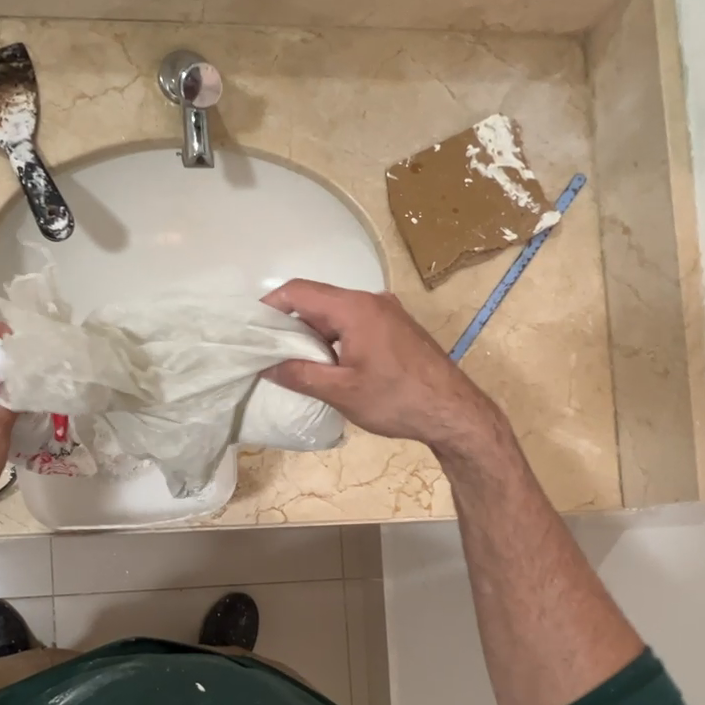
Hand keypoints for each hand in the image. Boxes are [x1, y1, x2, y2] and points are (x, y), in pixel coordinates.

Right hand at [261, 280, 507, 457]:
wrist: (453, 413)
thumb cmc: (397, 400)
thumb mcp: (341, 392)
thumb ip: (300, 375)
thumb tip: (266, 367)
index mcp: (355, 308)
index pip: (300, 291)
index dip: (270, 306)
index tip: (251, 329)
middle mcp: (371, 301)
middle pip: (317, 302)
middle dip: (289, 325)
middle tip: (267, 353)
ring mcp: (387, 313)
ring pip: (336, 315)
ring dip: (313, 336)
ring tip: (294, 365)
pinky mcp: (396, 329)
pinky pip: (355, 325)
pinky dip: (334, 340)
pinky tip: (328, 367)